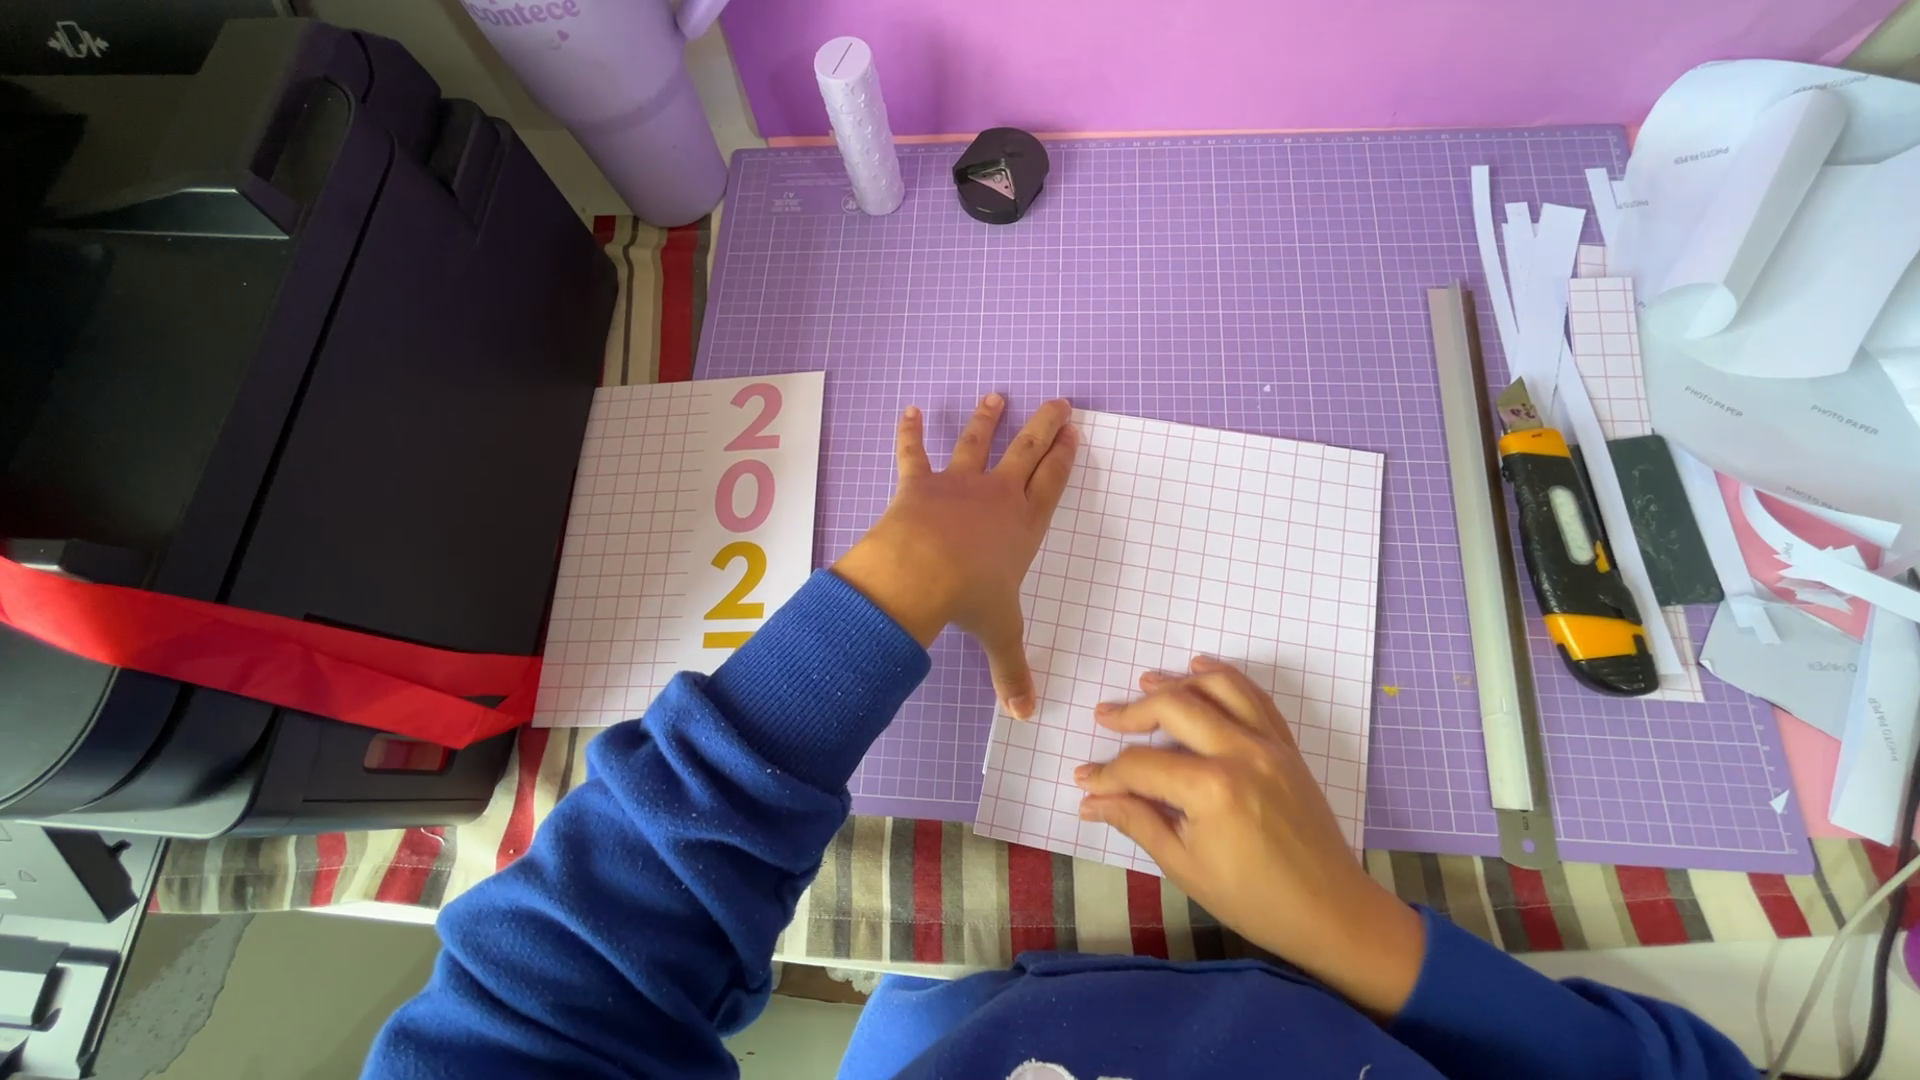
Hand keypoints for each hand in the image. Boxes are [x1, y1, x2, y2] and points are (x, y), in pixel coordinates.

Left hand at [832, 394, 1076, 718]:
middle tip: (1060, 403)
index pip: (1052, 485)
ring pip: (978, 444)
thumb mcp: (1000, 636)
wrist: (923, 572)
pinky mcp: (920, 483)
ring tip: (997, 398)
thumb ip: (1013, 672)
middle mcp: (997, 496)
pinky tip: (909, 411)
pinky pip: (913, 453)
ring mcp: (958, 484)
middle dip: (1045, 427)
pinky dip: (909, 432)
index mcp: (1023, 526)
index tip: (1075, 435)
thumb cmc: (970, 600)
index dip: (1064, 459)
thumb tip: (1026, 717)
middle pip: (1027, 452)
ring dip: (988, 421)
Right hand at [1075, 656, 1425, 1017]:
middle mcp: (1240, 753)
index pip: (1142, 766)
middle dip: (1132, 713)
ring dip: (1178, 681)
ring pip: (1218, 687)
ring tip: (1146, 683)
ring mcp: (1269, 744)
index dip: (1107, 774)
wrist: (1333, 913)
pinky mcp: (1286, 746)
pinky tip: (1201, 668)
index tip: (1084, 780)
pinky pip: (1254, 696)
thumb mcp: (1184, 866)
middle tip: (1105, 718)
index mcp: (1212, 789)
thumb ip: (1136, 821)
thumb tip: (1091, 801)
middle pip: (1174, 708)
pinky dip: (1225, 677)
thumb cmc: (1253, 899)